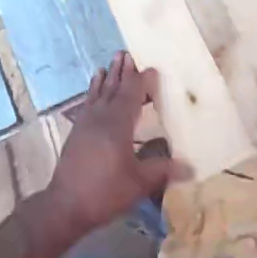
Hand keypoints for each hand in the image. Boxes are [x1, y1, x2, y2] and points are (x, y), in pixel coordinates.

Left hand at [37, 52, 190, 236]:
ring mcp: (85, 124)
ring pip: (99, 94)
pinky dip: (94, 91)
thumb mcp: (139, 183)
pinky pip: (88, 103)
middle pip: (113, 89)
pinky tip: (95, 87)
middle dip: (122, 72)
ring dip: (107, 78)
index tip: (151, 68)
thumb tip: (191, 167)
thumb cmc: (104, 192)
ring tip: (111, 62)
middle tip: (127, 53)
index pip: (131, 96)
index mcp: (117, 125)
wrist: (66, 204)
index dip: (141, 81)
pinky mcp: (77, 132)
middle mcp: (100, 118)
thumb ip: (162, 170)